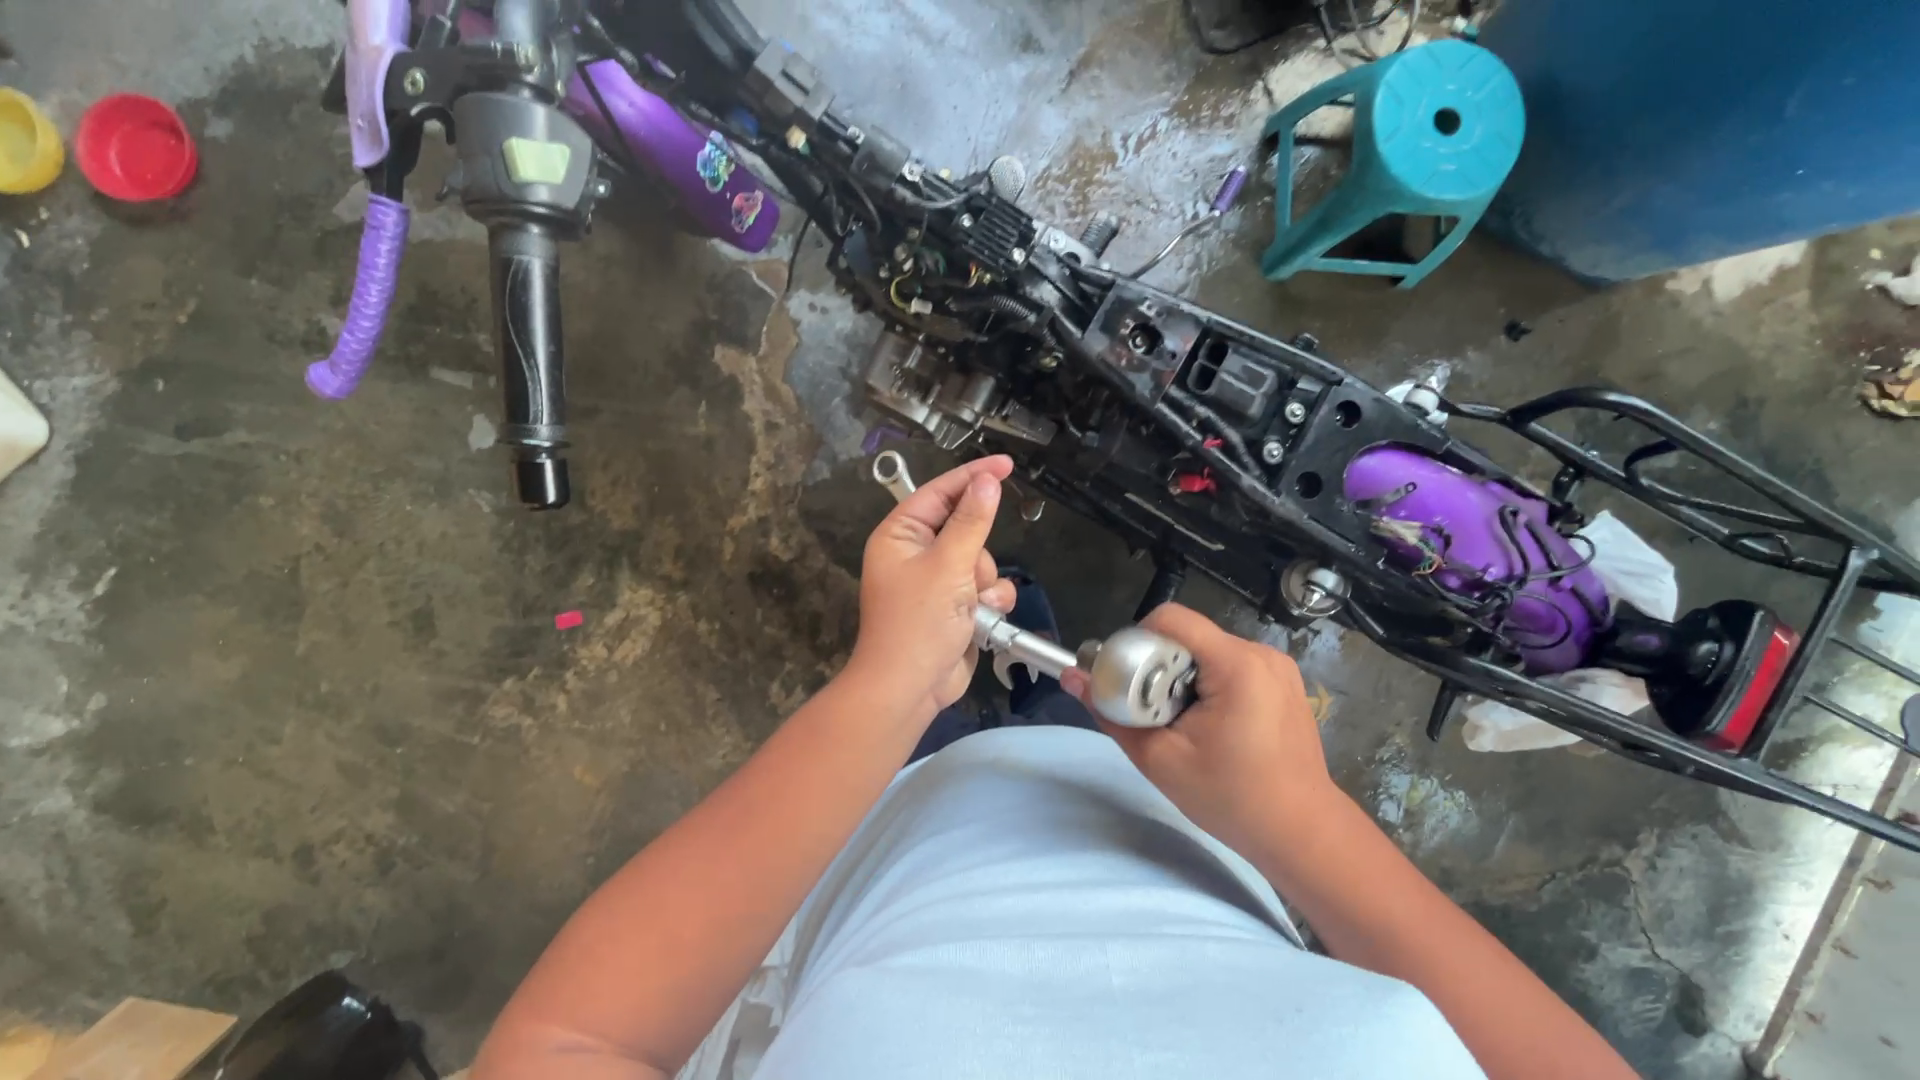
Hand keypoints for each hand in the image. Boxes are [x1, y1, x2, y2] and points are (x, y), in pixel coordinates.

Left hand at [847, 455, 1016, 723]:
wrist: (911, 686)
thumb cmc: (918, 622)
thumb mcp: (947, 565)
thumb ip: (971, 521)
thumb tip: (986, 481)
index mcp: (900, 535)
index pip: (940, 492)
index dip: (973, 476)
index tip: (1006, 464)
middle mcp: (916, 553)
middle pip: (966, 528)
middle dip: (977, 551)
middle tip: (968, 573)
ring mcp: (936, 581)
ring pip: (981, 560)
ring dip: (985, 581)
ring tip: (972, 604)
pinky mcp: (955, 607)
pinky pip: (986, 588)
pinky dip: (990, 601)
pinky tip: (985, 618)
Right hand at [1065, 603, 1335, 851]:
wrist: (1302, 833)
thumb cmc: (1232, 798)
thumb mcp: (1160, 759)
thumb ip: (1113, 714)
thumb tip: (1071, 678)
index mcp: (1236, 664)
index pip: (1171, 619)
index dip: (1137, 642)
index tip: (1130, 683)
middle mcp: (1261, 653)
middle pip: (1188, 637)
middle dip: (1160, 668)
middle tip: (1152, 713)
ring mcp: (1278, 667)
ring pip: (1207, 652)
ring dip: (1184, 679)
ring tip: (1182, 725)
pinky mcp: (1284, 683)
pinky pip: (1230, 667)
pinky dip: (1209, 687)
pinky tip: (1212, 728)